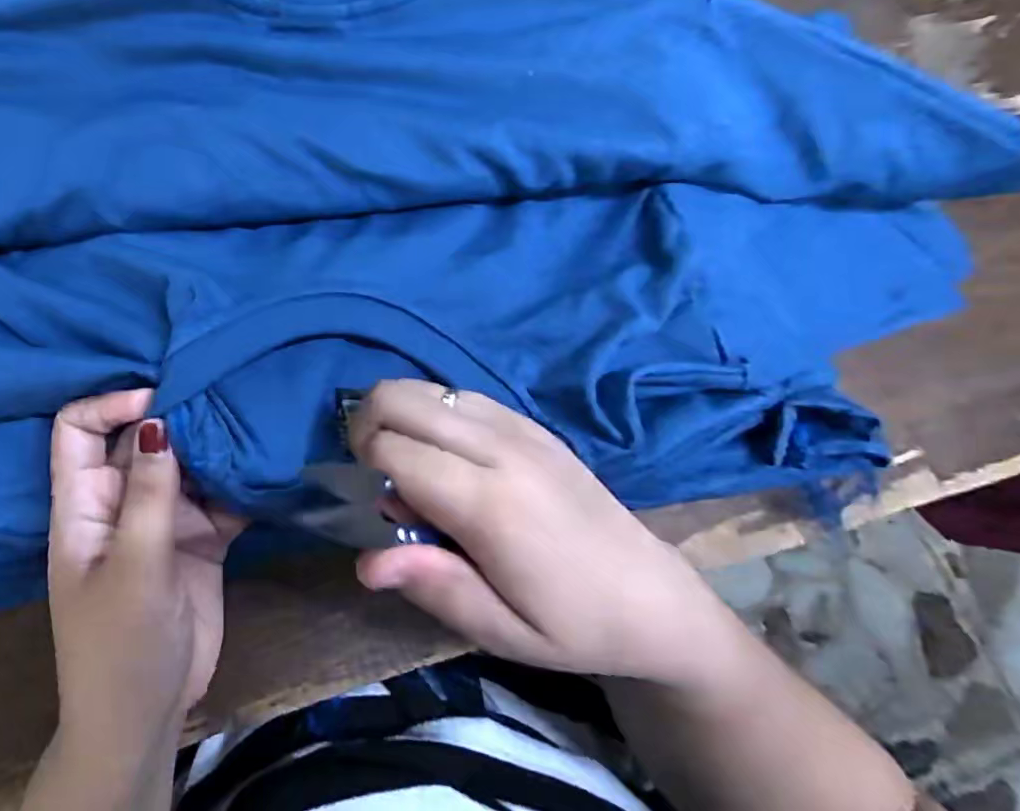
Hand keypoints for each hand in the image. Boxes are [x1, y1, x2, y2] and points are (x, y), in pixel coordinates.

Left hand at [46, 388, 245, 743]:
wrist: (148, 716)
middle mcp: (121, 500)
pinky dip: (238, 482)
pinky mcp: (199, 538)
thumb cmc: (119, 643)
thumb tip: (158, 419)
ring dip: (212, 445)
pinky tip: (267, 465)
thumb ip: (149, 494)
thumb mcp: (132, 566)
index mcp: (84, 502)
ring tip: (251, 419)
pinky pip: (219, 496)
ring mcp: (162, 518)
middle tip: (223, 395)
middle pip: (140, 438)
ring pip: (185, 463)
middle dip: (176, 415)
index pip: (78, 429)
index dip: (110, 405)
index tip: (159, 402)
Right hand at [348, 379, 743, 687]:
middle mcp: (501, 449)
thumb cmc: (573, 624)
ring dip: (398, 413)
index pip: (394, 449)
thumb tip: (365, 560)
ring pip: (427, 387)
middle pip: (401, 399)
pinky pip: (461, 394)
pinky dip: (433, 411)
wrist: (655, 598)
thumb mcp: (501, 632)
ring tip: (407, 461)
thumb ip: (433, 586)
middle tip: (373, 469)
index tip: (373, 496)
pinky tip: (446, 452)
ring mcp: (520, 428)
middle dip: (367, 424)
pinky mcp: (532, 424)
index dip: (364, 463)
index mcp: (490, 504)